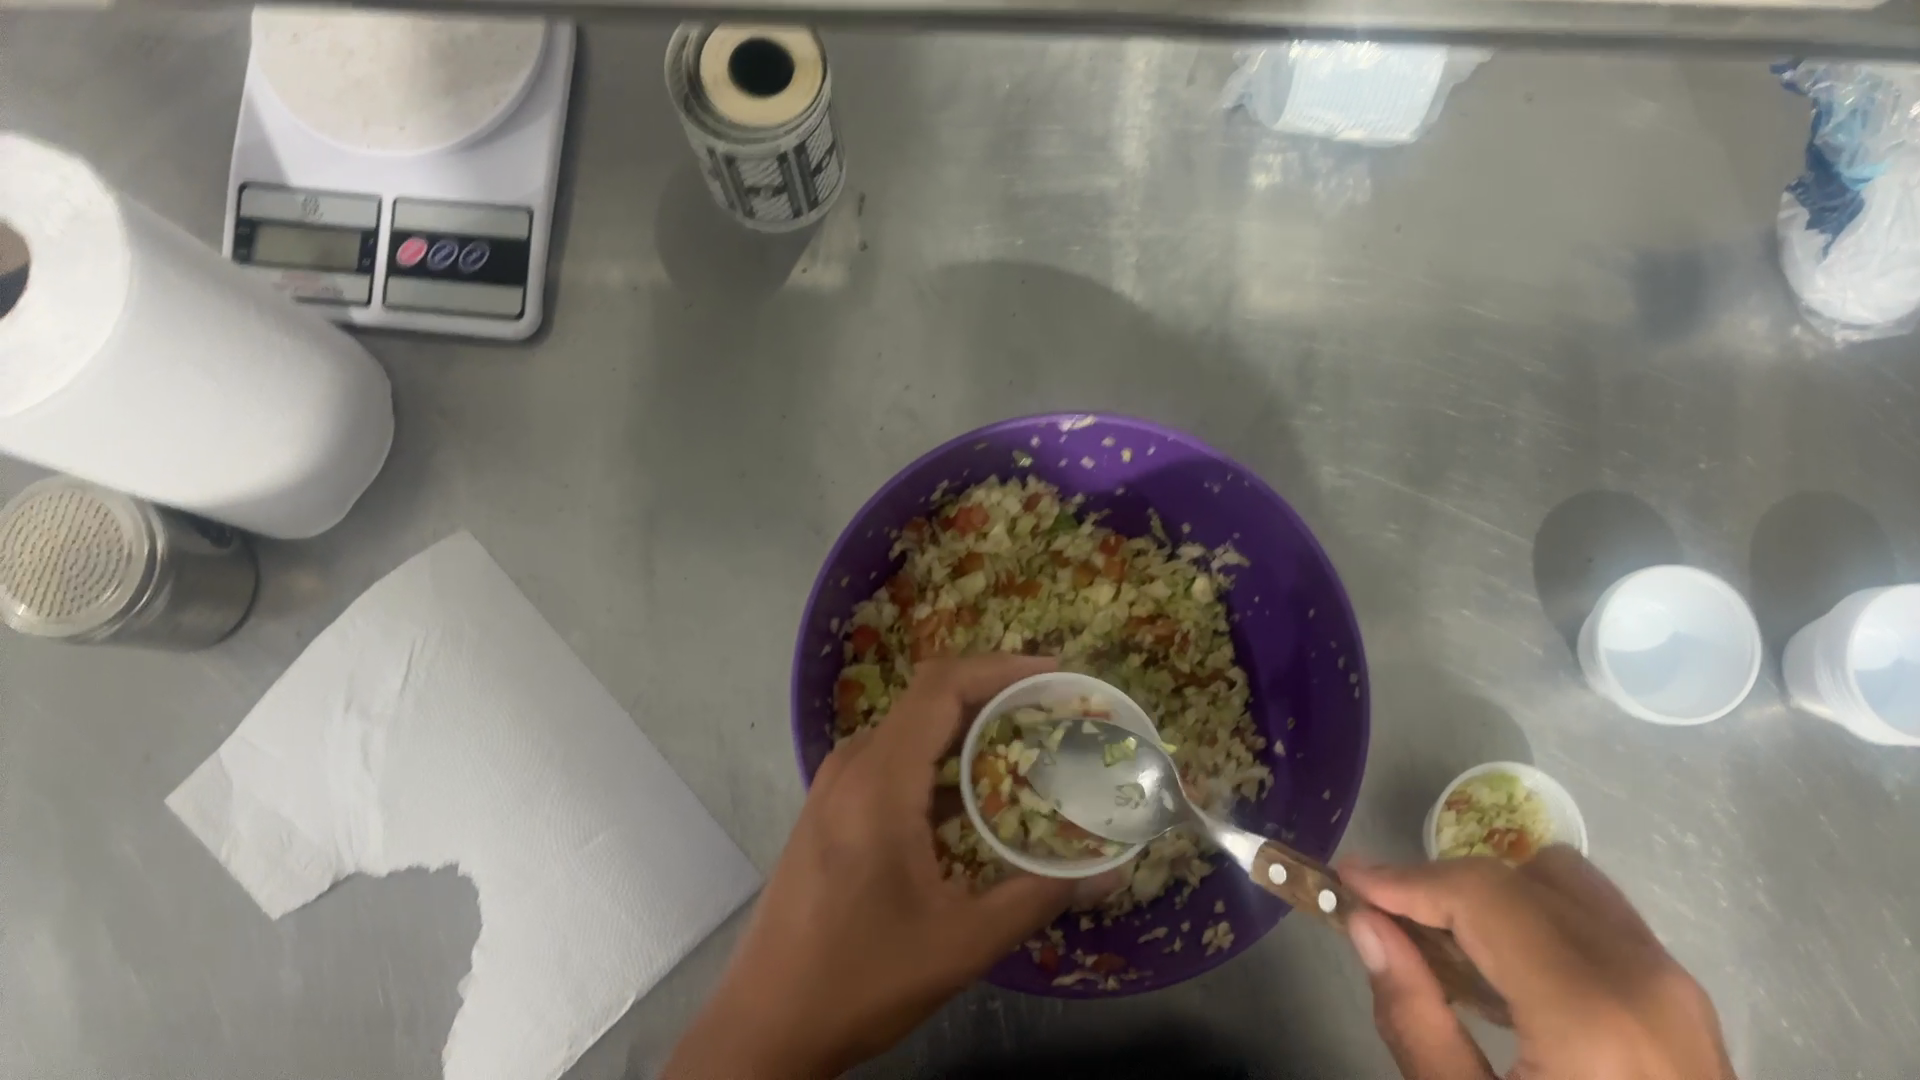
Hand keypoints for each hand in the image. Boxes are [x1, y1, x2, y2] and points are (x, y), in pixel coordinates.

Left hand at [665, 655, 1115, 1079]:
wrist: (766, 1022)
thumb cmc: (861, 977)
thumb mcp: (962, 943)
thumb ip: (1037, 898)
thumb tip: (1107, 871)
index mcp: (879, 782)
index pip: (940, 688)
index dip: (999, 669)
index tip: (1053, 676)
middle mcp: (851, 768)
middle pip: (926, 702)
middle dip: (992, 697)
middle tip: (1051, 713)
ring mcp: (833, 787)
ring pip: (908, 731)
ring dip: (964, 729)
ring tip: (1023, 746)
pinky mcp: (829, 810)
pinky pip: (889, 760)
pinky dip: (937, 760)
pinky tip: (972, 795)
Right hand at [1340, 847, 1733, 1079]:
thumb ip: (1413, 1018)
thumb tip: (1365, 924)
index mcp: (1590, 1017)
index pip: (1480, 895)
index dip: (1403, 879)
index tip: (1346, 879)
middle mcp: (1643, 979)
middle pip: (1513, 880)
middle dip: (1438, 888)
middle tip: (1384, 922)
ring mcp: (1676, 986)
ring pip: (1558, 881)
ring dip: (1490, 896)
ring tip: (1449, 947)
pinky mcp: (1685, 998)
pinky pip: (1595, 913)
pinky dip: (1534, 914)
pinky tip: (1505, 971)